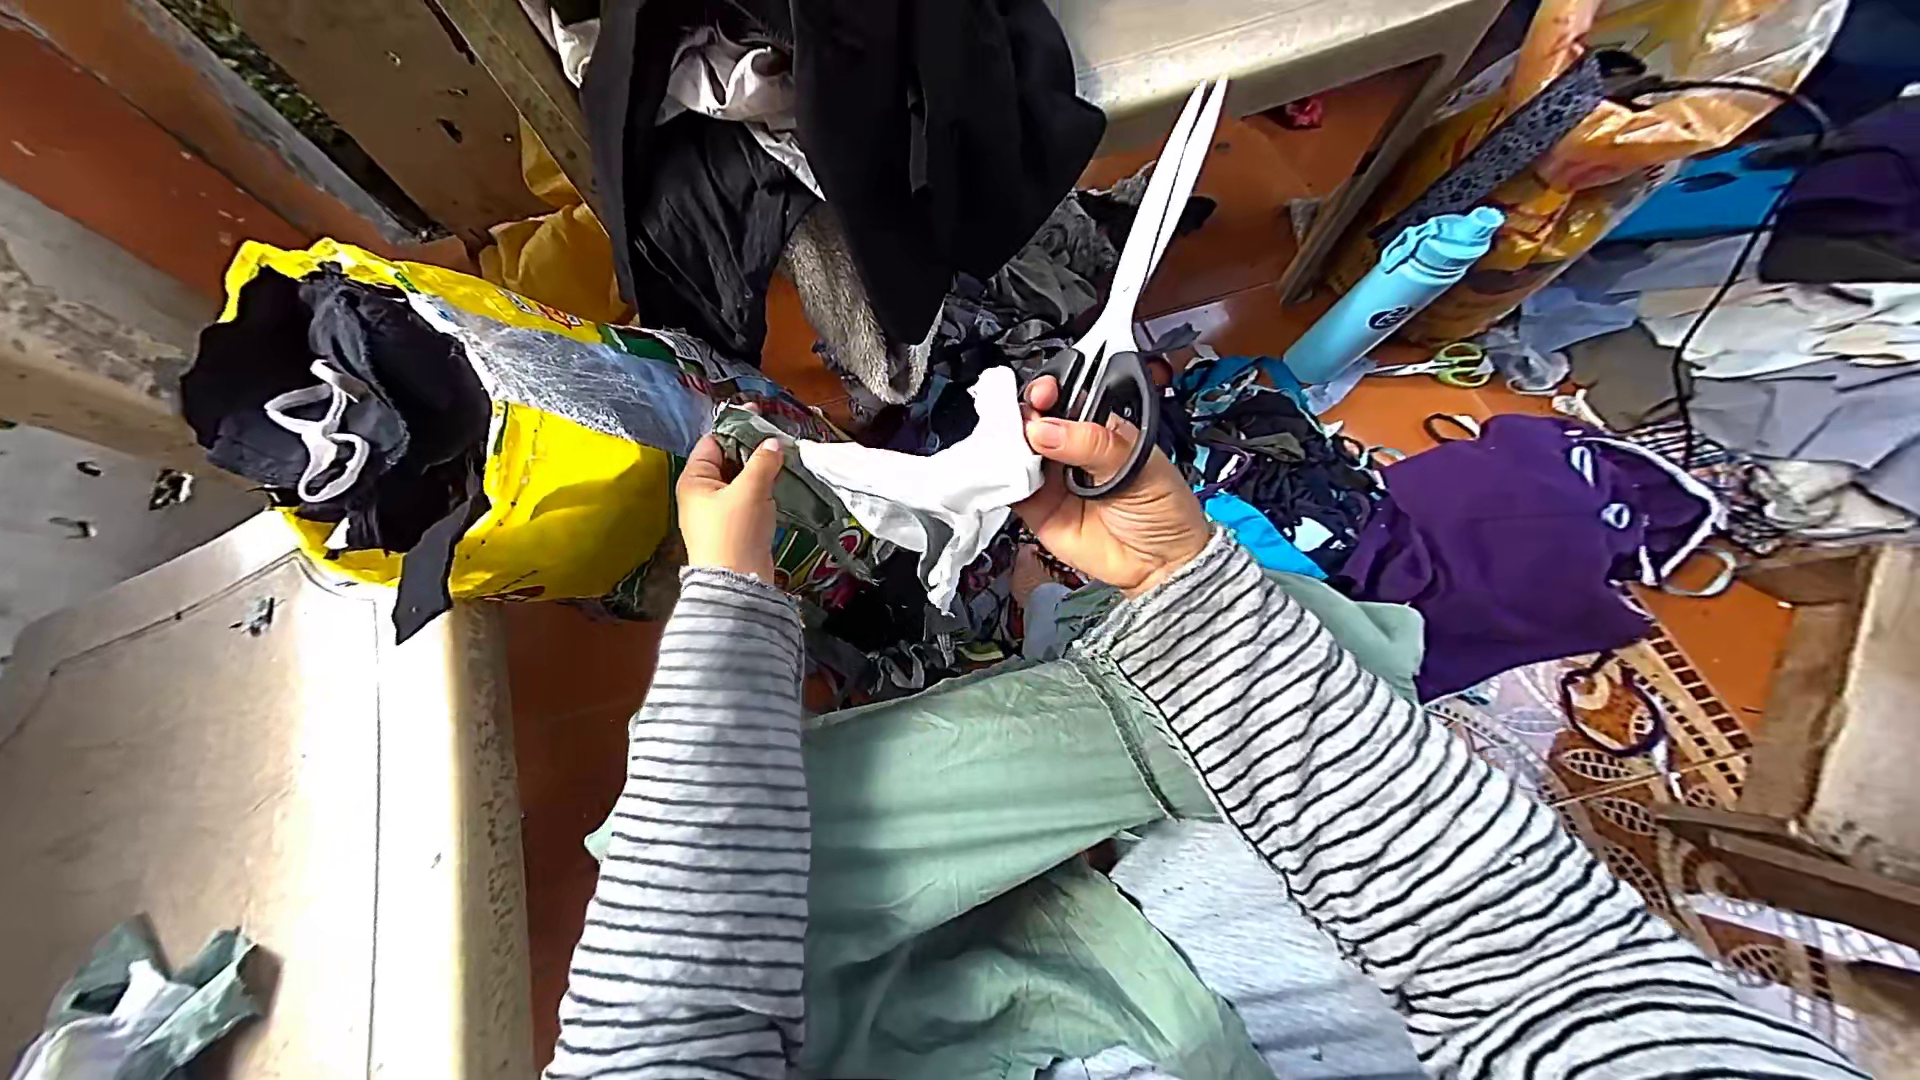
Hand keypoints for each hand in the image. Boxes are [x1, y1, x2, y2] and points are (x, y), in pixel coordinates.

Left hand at [677, 433, 783, 583]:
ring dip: (761, 469)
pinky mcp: (736, 525)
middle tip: (779, 437)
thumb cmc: (735, 531)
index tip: (760, 414)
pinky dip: (764, 488)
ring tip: (786, 456)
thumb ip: (763, 462)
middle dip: (753, 448)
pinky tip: (782, 482)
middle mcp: (703, 492)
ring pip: (741, 479)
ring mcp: (719, 510)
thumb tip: (774, 442)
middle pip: (728, 459)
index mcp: (694, 479)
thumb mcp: (750, 490)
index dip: (736, 427)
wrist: (737, 582)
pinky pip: (749, 497)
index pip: (713, 442)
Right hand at [1014, 377, 1210, 597]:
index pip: (1066, 399)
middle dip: (1023, 417)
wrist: (1158, 566)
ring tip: (1015, 450)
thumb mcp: (1139, 467)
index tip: (1042, 395)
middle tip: (1025, 425)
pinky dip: (1000, 479)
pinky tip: (1005, 473)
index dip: (1050, 392)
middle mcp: (1069, 449)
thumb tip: (1045, 430)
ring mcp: (1051, 478)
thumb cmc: (1163, 511)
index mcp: (1098, 428)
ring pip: (1016, 452)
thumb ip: (1093, 444)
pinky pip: (1009, 488)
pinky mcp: (1035, 508)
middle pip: (1033, 421)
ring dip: (1008, 446)